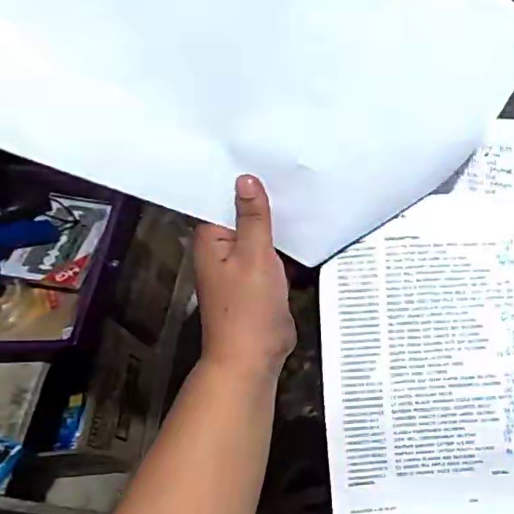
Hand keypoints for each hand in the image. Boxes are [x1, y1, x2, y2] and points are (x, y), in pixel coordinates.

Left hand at [194, 175, 294, 374]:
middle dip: (263, 201)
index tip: (261, 158)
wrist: (254, 355)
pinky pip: (273, 254)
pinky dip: (285, 245)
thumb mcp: (255, 255)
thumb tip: (245, 181)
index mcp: (211, 240)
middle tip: (288, 170)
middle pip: (243, 217)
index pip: (222, 200)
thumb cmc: (247, 309)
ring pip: (260, 236)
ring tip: (299, 193)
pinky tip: (303, 230)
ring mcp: (242, 266)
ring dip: (276, 223)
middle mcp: (222, 251)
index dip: (241, 182)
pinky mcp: (260, 281)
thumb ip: (253, 218)